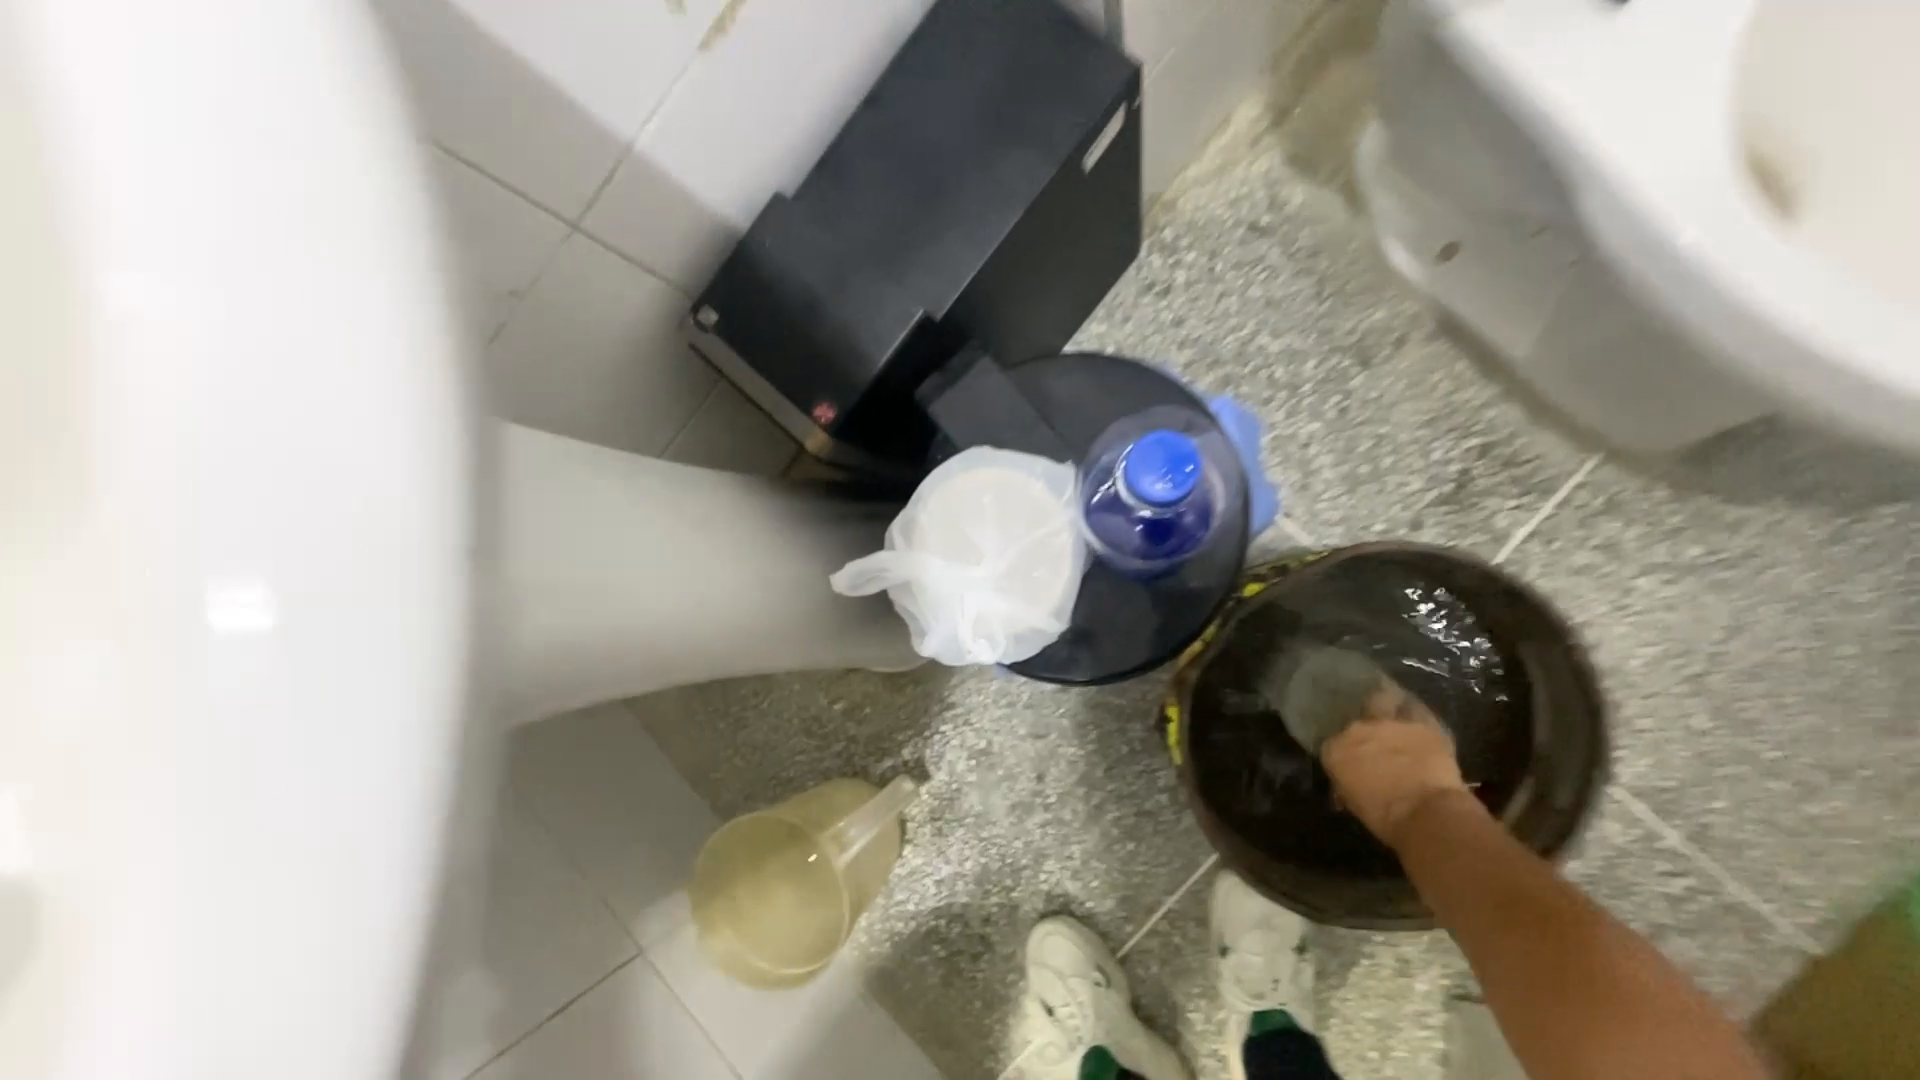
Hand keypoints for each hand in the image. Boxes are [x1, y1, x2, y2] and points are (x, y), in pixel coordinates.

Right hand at [1319, 683, 1472, 848]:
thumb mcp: (1353, 802)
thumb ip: (1346, 783)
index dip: (1344, 752)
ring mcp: (1390, 721)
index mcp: (1335, 749)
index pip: (1331, 742)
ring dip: (1383, 706)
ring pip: (1381, 701)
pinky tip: (1414, 716)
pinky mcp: (1421, 722)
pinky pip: (1414, 709)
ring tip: (1389, 710)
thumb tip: (1348, 783)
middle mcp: (1357, 728)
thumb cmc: (1384, 817)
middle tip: (1373, 741)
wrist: (1426, 812)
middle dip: (1363, 730)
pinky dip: (1413, 712)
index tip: (1353, 762)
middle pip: (1356, 721)